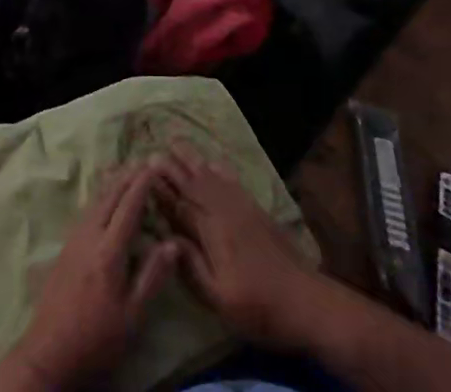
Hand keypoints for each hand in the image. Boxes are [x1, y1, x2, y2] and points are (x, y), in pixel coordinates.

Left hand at [0, 163, 180, 389]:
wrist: (49, 353)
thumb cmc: (97, 337)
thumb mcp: (133, 314)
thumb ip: (152, 276)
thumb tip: (172, 243)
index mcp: (109, 251)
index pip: (128, 208)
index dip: (141, 185)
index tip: (153, 166)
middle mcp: (89, 238)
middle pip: (108, 198)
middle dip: (125, 178)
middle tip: (141, 161)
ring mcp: (73, 242)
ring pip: (94, 203)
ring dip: (110, 185)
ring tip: (123, 173)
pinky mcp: (64, 251)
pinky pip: (85, 213)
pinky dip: (98, 198)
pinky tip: (101, 202)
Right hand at [155, 148, 327, 350]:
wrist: (308, 302)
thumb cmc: (259, 307)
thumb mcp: (219, 297)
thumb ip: (192, 266)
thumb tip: (166, 237)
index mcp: (213, 232)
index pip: (180, 204)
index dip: (161, 188)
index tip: (142, 171)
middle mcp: (226, 212)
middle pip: (195, 183)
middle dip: (173, 166)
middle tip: (152, 150)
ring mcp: (244, 208)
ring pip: (213, 176)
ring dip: (193, 160)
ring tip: (176, 142)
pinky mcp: (257, 211)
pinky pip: (232, 180)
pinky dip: (219, 167)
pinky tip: (213, 161)